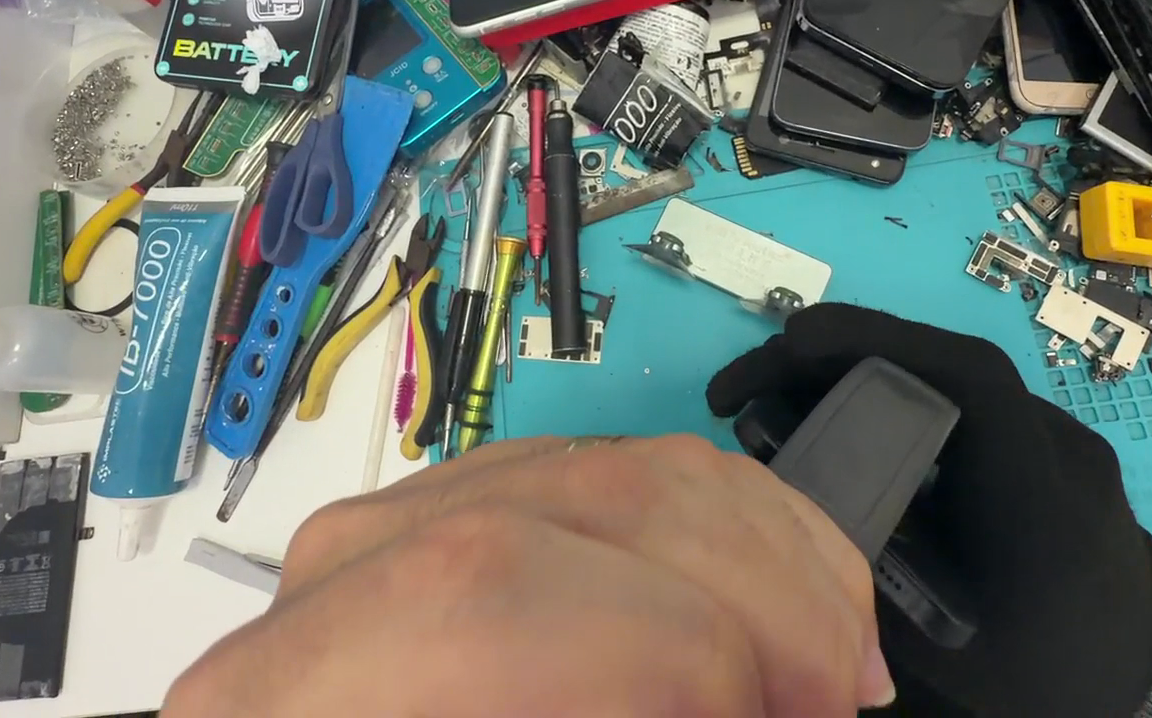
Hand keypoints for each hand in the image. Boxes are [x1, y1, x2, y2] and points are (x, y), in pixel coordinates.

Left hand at [164, 435, 897, 716]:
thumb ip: (649, 704)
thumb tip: (760, 692)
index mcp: (305, 676)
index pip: (494, 588)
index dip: (677, 649)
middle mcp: (355, 558)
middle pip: (581, 495)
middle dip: (754, 591)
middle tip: (846, 693)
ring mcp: (420, 508)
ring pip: (619, 459)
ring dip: (761, 543)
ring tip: (839, 647)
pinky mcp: (476, 495)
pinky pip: (615, 464)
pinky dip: (720, 515)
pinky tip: (781, 577)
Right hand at [709, 304, 1151, 717]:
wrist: (1140, 676)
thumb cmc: (1044, 667)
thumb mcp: (946, 651)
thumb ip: (864, 583)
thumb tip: (776, 525)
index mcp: (1038, 491)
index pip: (967, 375)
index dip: (876, 338)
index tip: (790, 341)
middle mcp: (1043, 439)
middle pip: (928, 358)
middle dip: (823, 354)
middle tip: (737, 388)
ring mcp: (1036, 431)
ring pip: (925, 371)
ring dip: (838, 369)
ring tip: (761, 400)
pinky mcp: (1020, 437)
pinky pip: (936, 393)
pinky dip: (868, 390)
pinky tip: (821, 419)